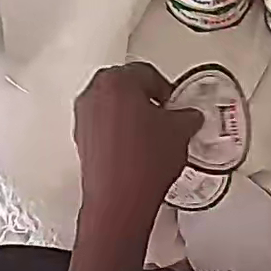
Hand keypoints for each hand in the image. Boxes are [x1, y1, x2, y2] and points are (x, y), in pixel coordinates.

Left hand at [73, 62, 201, 236]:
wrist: (120, 198)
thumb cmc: (145, 161)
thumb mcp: (181, 131)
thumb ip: (187, 116)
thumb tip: (189, 117)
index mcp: (118, 82)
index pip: (146, 72)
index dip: (165, 87)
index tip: (174, 101)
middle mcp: (94, 95)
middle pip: (124, 85)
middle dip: (144, 97)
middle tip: (164, 112)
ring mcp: (84, 118)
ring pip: (111, 105)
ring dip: (130, 113)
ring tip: (152, 133)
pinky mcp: (81, 140)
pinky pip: (103, 125)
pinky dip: (119, 130)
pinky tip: (137, 148)